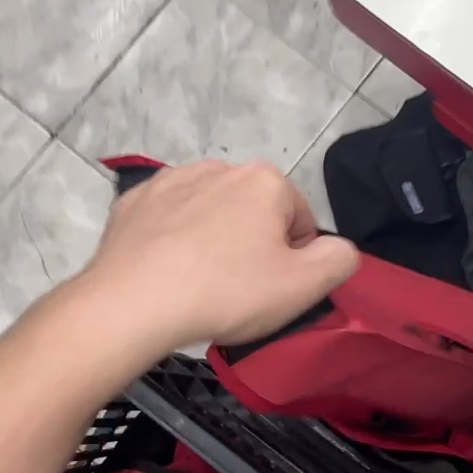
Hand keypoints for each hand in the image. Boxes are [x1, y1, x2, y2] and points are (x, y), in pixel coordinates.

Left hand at [73, 160, 359, 348]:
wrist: (133, 304)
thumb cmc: (228, 292)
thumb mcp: (304, 287)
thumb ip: (339, 260)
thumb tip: (340, 249)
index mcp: (266, 181)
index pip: (300, 219)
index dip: (295, 259)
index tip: (274, 288)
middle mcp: (220, 168)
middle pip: (255, 212)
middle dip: (254, 245)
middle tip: (240, 291)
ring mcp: (170, 181)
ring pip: (211, 213)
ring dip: (215, 240)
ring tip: (202, 284)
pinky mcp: (133, 202)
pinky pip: (169, 220)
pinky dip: (174, 241)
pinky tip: (169, 273)